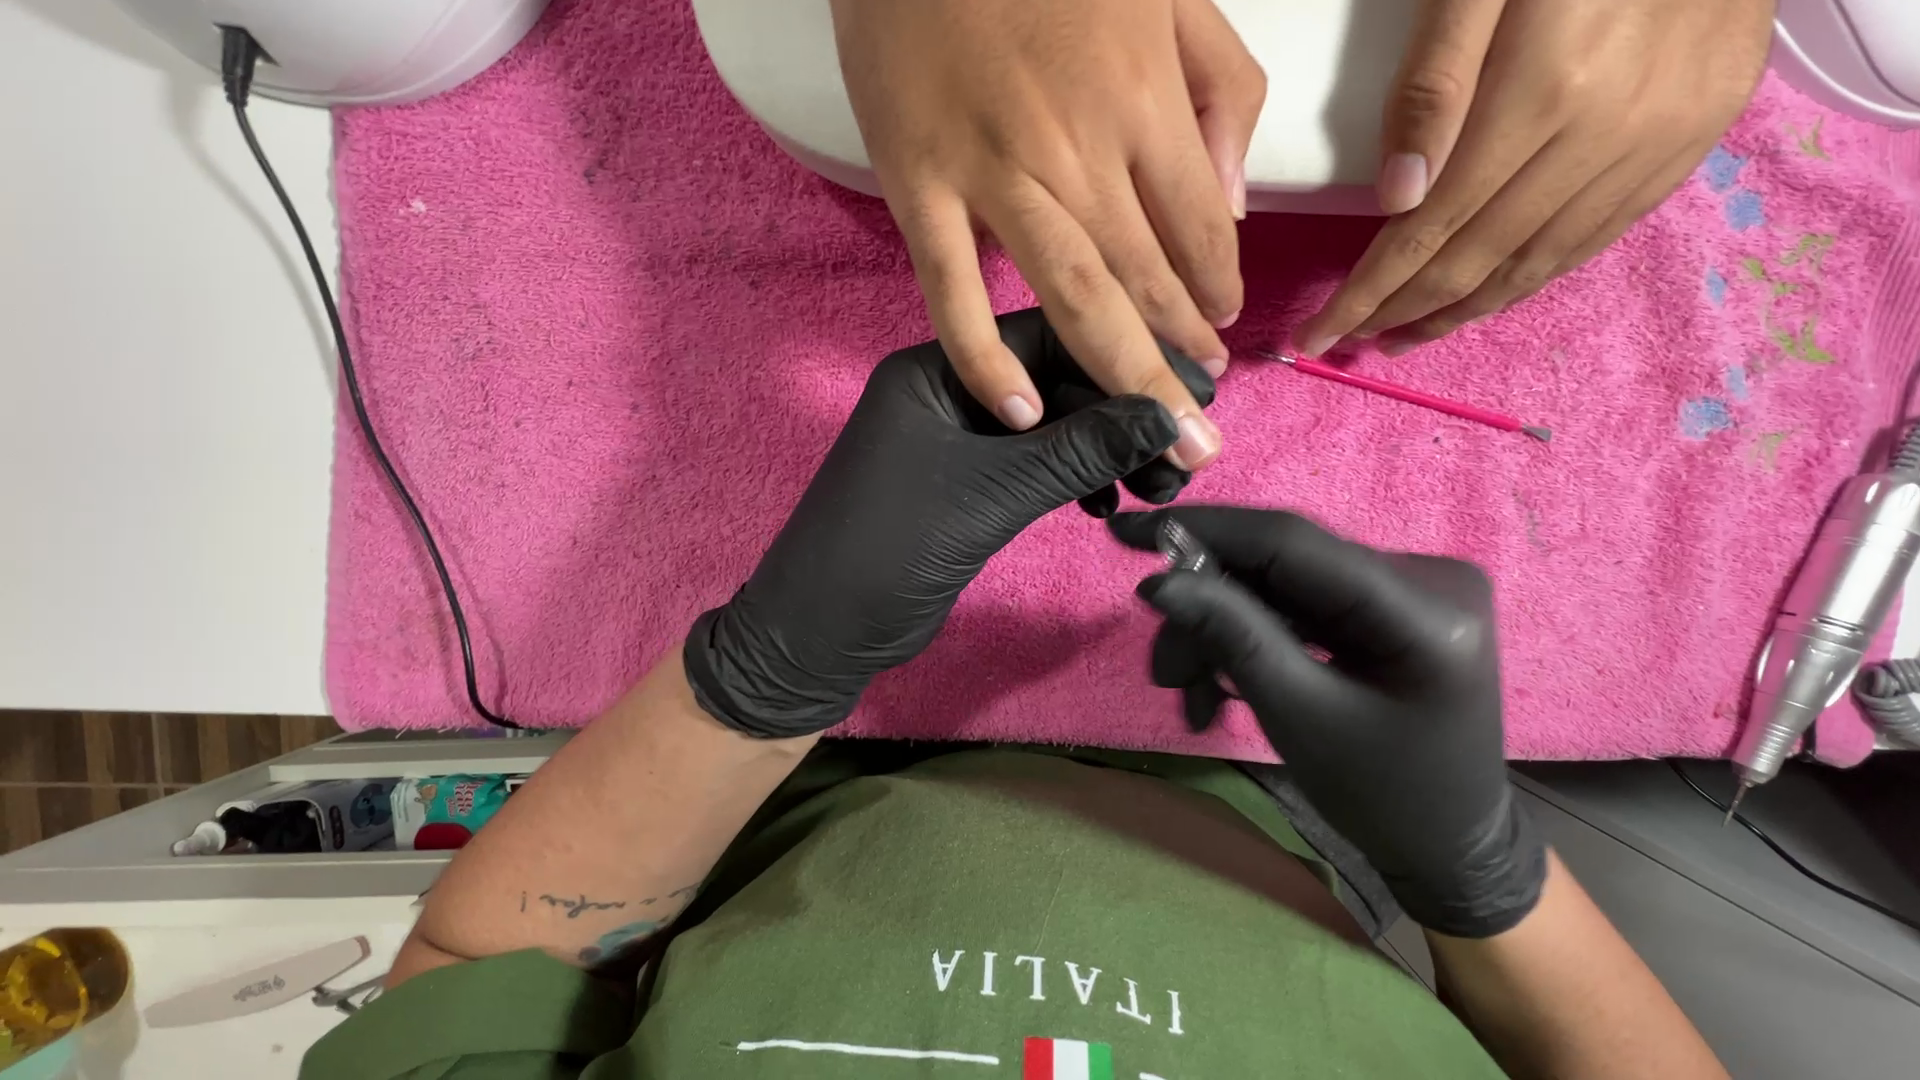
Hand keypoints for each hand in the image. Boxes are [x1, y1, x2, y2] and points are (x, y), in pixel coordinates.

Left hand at [685, 309, 1213, 738]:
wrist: (822, 633)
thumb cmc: (891, 548)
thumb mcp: (992, 494)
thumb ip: (1081, 451)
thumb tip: (1172, 415)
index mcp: (938, 369)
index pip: (1047, 338)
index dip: (1123, 358)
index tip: (1196, 386)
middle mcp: (951, 393)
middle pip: (1055, 386)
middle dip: (1121, 417)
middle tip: (1187, 447)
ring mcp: (958, 441)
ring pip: (1051, 432)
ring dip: (1105, 455)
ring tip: (1159, 485)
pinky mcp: (967, 486)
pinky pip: (1034, 469)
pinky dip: (1074, 482)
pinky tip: (1106, 504)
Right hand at [829, 0, 1264, 469]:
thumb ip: (1220, 90)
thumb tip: (1234, 202)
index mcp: (1142, 98)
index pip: (1201, 228)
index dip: (1216, 292)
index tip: (1219, 333)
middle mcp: (1078, 151)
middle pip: (1147, 281)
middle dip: (1183, 360)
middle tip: (1198, 421)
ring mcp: (993, 177)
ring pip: (1071, 299)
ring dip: (1121, 375)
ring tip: (1151, 429)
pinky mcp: (920, 190)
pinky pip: (954, 293)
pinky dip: (984, 358)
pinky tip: (1020, 412)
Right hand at [1110, 506, 1544, 936]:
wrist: (1449, 846)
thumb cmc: (1383, 797)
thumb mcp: (1298, 718)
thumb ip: (1231, 638)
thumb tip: (1156, 583)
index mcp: (1425, 608)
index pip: (1291, 543)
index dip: (1202, 532)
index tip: (1125, 533)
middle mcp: (1427, 575)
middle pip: (1278, 569)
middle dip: (1209, 614)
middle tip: (1164, 673)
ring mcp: (1409, 588)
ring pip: (1278, 588)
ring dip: (1224, 635)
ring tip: (1190, 696)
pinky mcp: (1388, 605)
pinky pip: (1297, 606)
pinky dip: (1252, 640)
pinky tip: (1223, 687)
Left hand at [1295, 0, 1772, 356]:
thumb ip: (1433, 86)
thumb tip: (1395, 201)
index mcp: (1542, 94)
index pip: (1426, 232)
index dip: (1367, 293)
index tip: (1318, 335)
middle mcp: (1606, 133)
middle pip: (1475, 260)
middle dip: (1402, 312)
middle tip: (1355, 340)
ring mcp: (1662, 138)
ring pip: (1535, 264)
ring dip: (1462, 313)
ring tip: (1406, 337)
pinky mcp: (1697, 134)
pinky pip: (1595, 238)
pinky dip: (1528, 280)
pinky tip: (1486, 298)